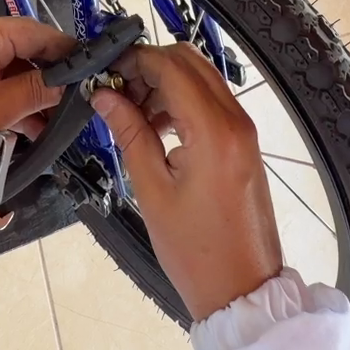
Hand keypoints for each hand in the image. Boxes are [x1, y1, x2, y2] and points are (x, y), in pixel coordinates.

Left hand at [0, 14, 77, 175]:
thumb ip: (35, 91)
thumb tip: (66, 83)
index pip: (36, 32)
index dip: (64, 50)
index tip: (90, 67)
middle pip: (24, 50)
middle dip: (49, 77)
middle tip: (76, 100)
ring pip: (11, 70)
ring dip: (32, 95)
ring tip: (57, 122)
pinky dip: (13, 102)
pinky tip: (34, 128)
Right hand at [91, 44, 281, 320]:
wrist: (243, 289)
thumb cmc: (196, 251)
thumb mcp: (151, 190)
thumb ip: (129, 133)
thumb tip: (105, 96)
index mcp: (213, 131)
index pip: (171, 67)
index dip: (136, 60)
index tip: (108, 71)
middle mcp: (235, 119)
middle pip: (190, 60)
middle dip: (150, 65)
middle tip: (119, 89)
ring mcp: (244, 128)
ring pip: (201, 75)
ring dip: (166, 81)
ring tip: (134, 112)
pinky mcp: (244, 139)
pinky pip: (212, 99)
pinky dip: (183, 98)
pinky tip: (158, 125)